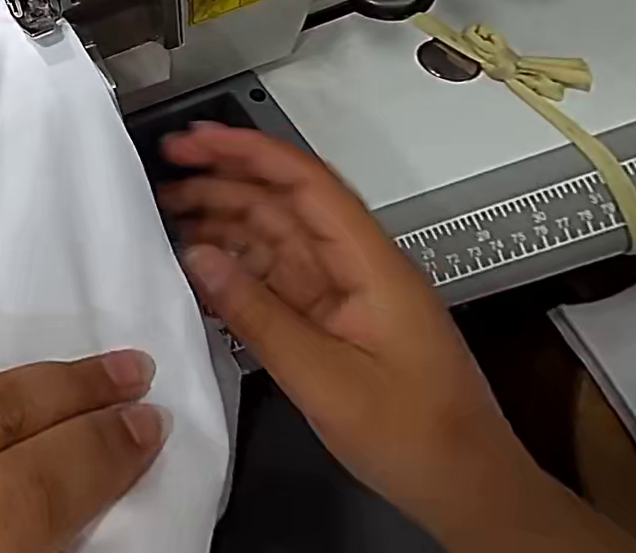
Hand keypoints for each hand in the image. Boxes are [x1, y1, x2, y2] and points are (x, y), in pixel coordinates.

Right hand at [158, 124, 635, 552]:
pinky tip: (191, 258)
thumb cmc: (418, 438)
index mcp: (369, 262)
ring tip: (164, 209)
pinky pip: (263, 266)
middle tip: (166, 163)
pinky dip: (225, 258)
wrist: (471, 496)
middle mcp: (348, 259)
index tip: (197, 139)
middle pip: (279, 197)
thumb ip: (256, 315)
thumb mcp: (329, 381)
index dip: (250, 150)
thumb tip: (195, 256)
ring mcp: (331, 282)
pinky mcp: (317, 306)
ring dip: (216, 213)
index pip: (306, 182)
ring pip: (266, 227)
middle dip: (221, 173)